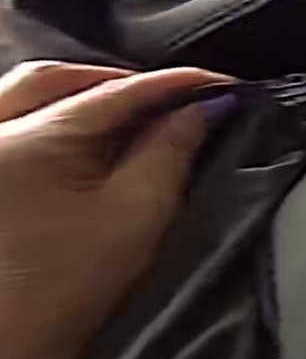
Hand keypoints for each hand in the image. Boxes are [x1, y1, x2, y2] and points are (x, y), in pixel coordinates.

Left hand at [0, 61, 232, 358]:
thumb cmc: (75, 280)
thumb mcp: (142, 210)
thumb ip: (172, 150)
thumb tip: (208, 108)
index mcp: (27, 143)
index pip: (119, 93)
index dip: (181, 83)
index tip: (230, 85)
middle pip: (51, 78)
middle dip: (124, 81)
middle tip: (182, 98)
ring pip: (16, 93)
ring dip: (84, 95)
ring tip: (138, 114)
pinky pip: (2, 120)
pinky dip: (52, 114)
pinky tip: (91, 136)